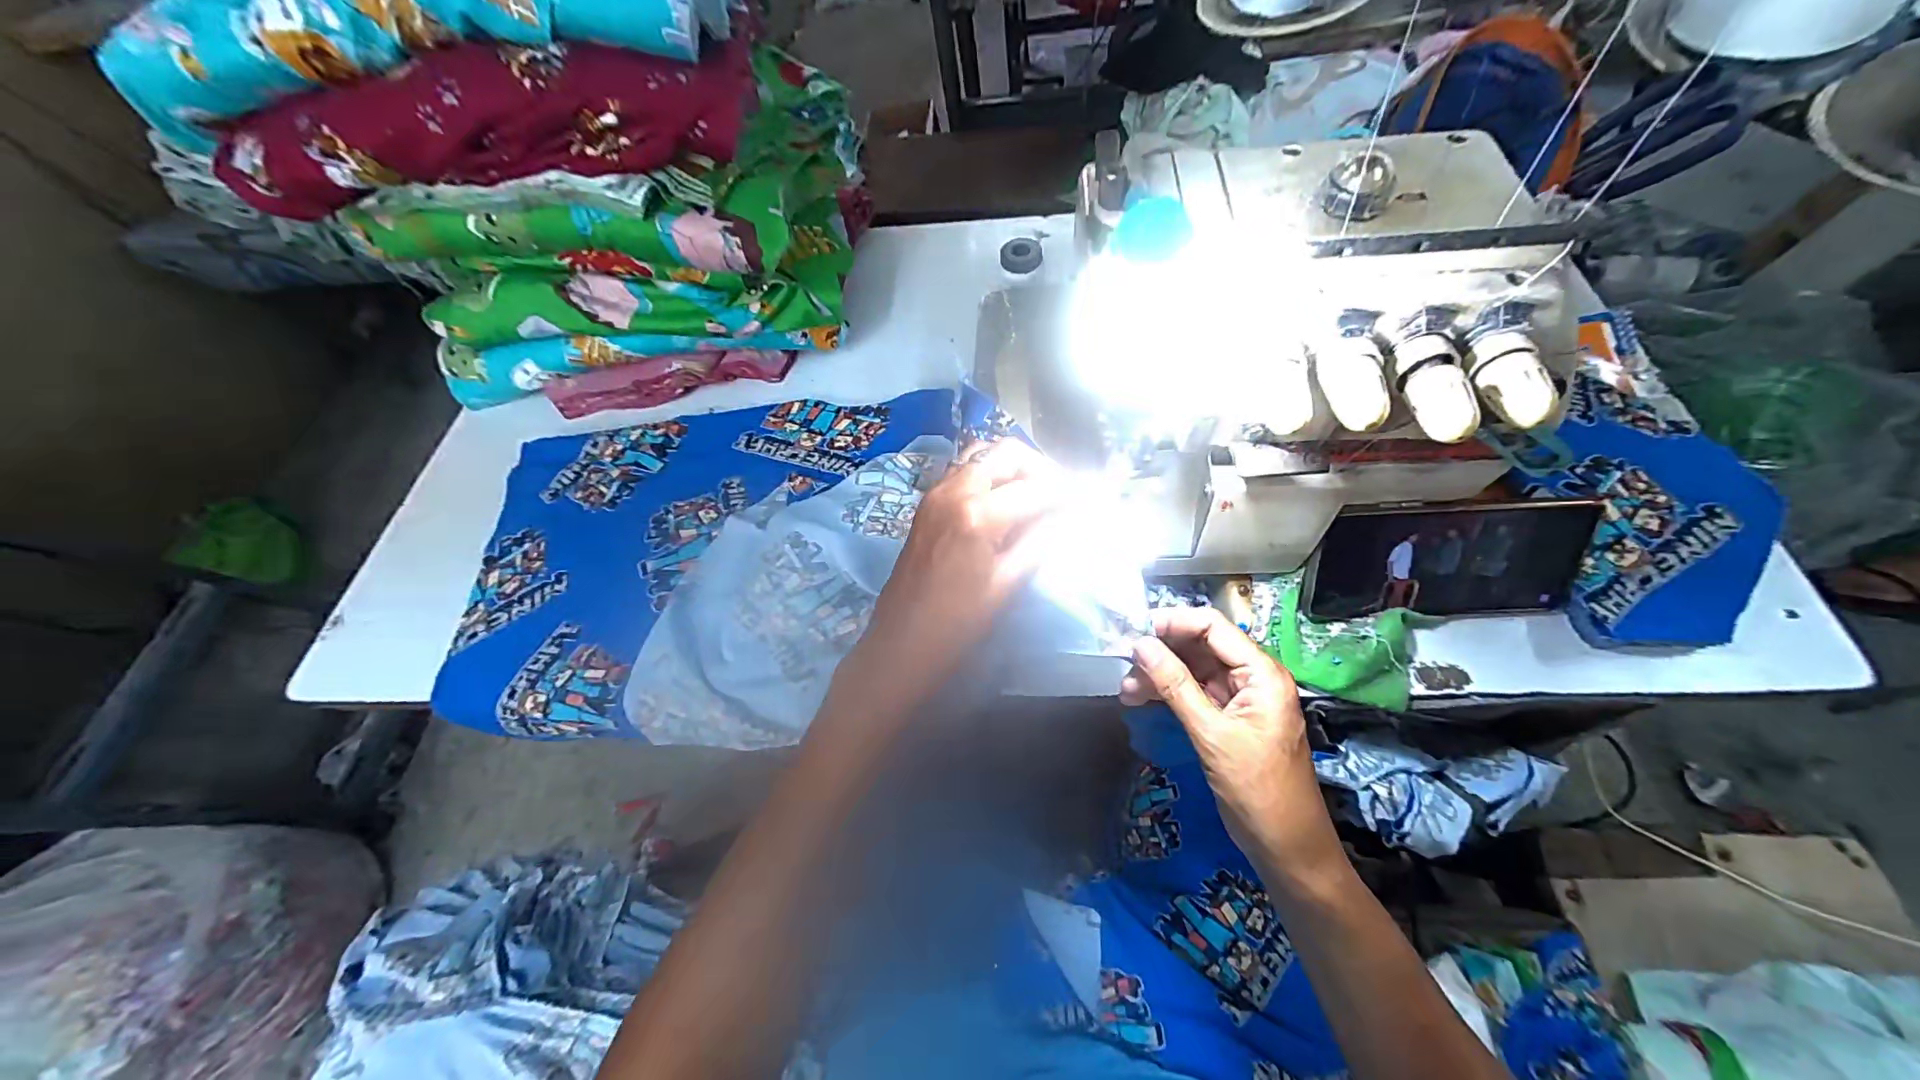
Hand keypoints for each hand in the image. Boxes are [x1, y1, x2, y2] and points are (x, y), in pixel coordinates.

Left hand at [839, 439, 1061, 706]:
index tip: (1089, 501)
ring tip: (1036, 497)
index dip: (1068, 493)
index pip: (1038, 487)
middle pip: (1009, 454)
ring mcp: (937, 492)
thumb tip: (1065, 516)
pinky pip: (965, 471)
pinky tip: (1005, 503)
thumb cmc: (957, 624)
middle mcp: (955, 489)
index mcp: (978, 513)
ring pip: (984, 456)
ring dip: (1015, 468)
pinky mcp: (928, 502)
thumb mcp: (1007, 585)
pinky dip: (990, 476)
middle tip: (1062, 496)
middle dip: (1042, 469)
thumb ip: (1039, 541)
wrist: (901, 642)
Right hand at [1121, 607, 1346, 890]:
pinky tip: (1141, 699)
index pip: (1214, 628)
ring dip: (1160, 675)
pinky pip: (1194, 693)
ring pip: (1193, 671)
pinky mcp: (1229, 718)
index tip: (1136, 632)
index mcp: (1261, 673)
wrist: (1286, 844)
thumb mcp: (1211, 734)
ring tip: (1126, 689)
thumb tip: (1141, 646)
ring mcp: (1241, 698)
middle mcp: (1253, 678)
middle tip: (1125, 664)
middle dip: (1162, 652)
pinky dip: (1169, 694)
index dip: (1174, 624)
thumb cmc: (1257, 789)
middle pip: (1201, 647)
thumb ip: (1175, 686)